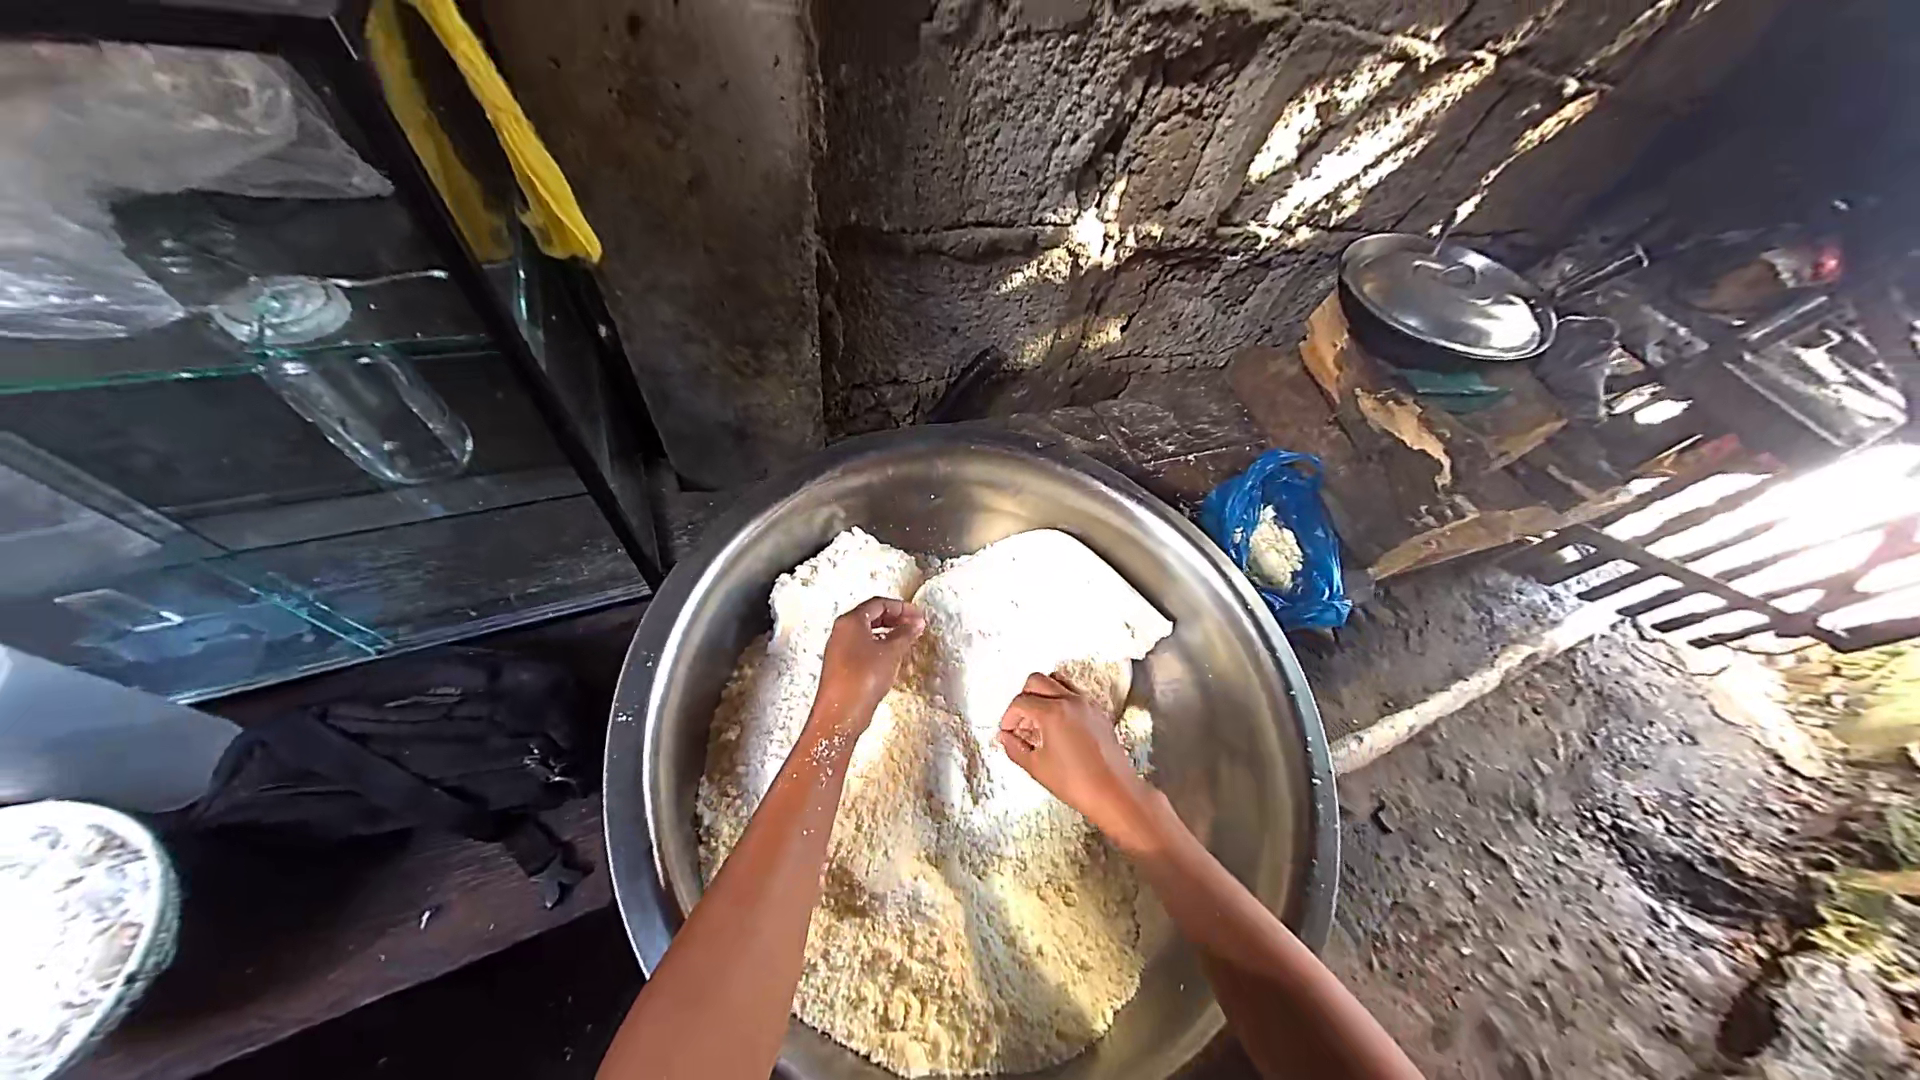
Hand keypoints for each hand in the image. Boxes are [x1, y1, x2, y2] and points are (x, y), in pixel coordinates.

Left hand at [808, 597, 925, 739]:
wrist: (841, 713)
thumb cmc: (862, 678)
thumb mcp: (891, 652)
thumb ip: (905, 633)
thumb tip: (915, 624)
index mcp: (850, 621)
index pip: (878, 604)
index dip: (901, 607)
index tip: (917, 614)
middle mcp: (841, 632)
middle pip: (871, 616)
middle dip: (895, 618)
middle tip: (914, 624)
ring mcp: (839, 649)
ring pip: (867, 632)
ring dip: (888, 633)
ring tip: (907, 640)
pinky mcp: (841, 666)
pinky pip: (863, 648)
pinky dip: (880, 646)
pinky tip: (892, 657)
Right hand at [998, 673, 1154, 844]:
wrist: (1115, 793)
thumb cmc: (1076, 782)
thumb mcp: (1037, 768)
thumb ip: (1015, 748)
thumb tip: (1005, 738)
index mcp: (1052, 712)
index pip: (1020, 702)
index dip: (1008, 717)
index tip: (1007, 731)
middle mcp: (1070, 701)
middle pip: (1037, 681)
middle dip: (1023, 698)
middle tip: (1020, 721)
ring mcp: (1087, 704)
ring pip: (1057, 681)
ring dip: (1042, 694)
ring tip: (1038, 720)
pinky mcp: (1098, 712)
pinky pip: (1074, 693)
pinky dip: (1061, 700)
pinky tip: (1058, 725)